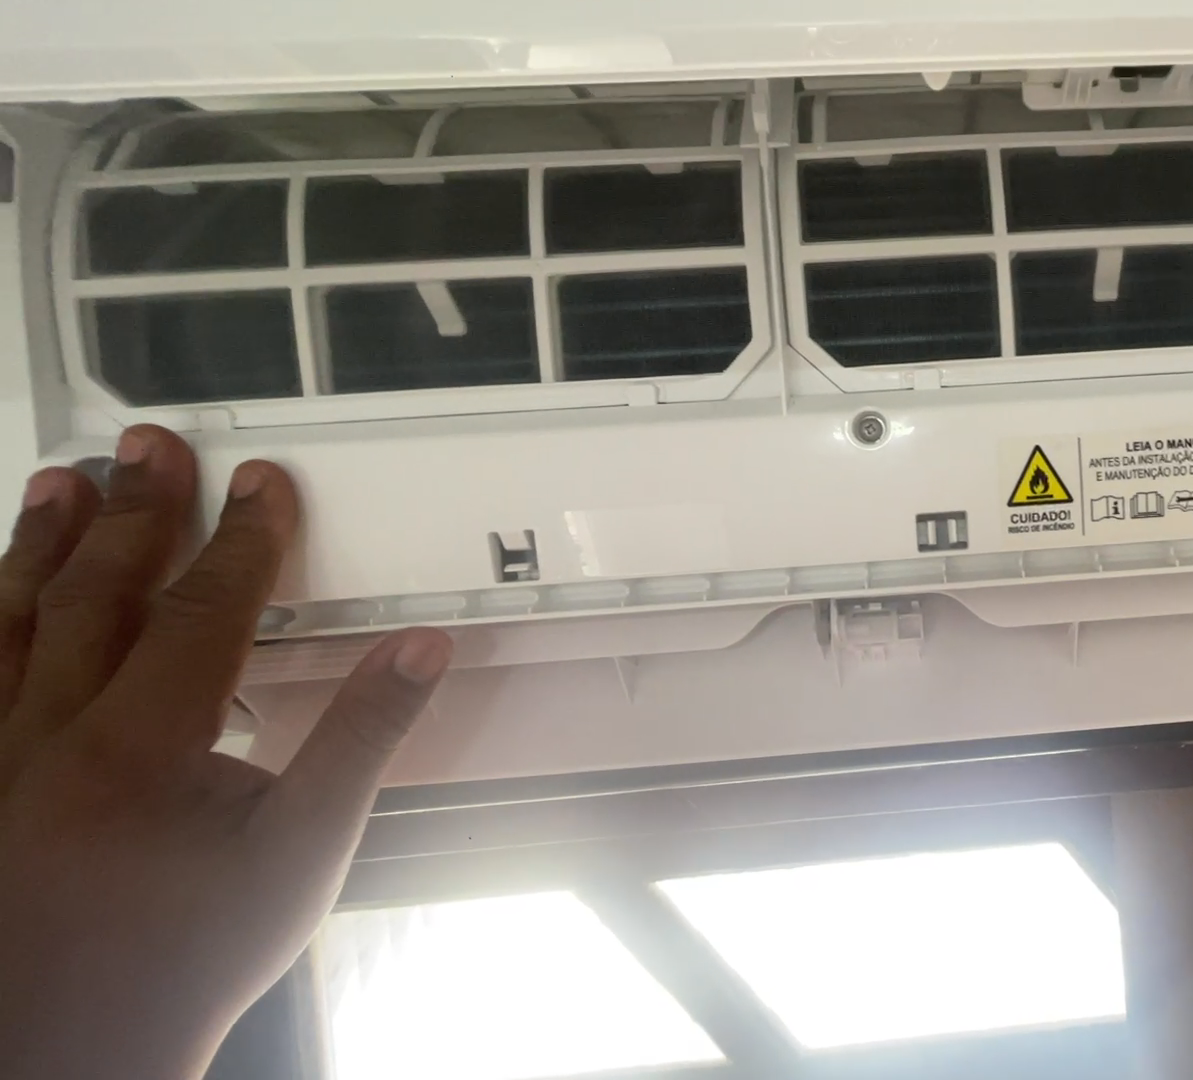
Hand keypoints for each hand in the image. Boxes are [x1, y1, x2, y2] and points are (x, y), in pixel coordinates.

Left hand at [0, 426, 451, 1079]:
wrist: (73, 1048)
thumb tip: (422, 649)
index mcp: (137, 746)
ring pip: (4, 626)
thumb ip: (365, 737)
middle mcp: (41, 738)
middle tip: (148, 447)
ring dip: (38, 546)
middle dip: (132, 512)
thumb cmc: (195, 947)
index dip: (242, 538)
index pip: (201, 610)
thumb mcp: (310, 846)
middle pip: (93, 596)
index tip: (263, 482)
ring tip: (60, 482)